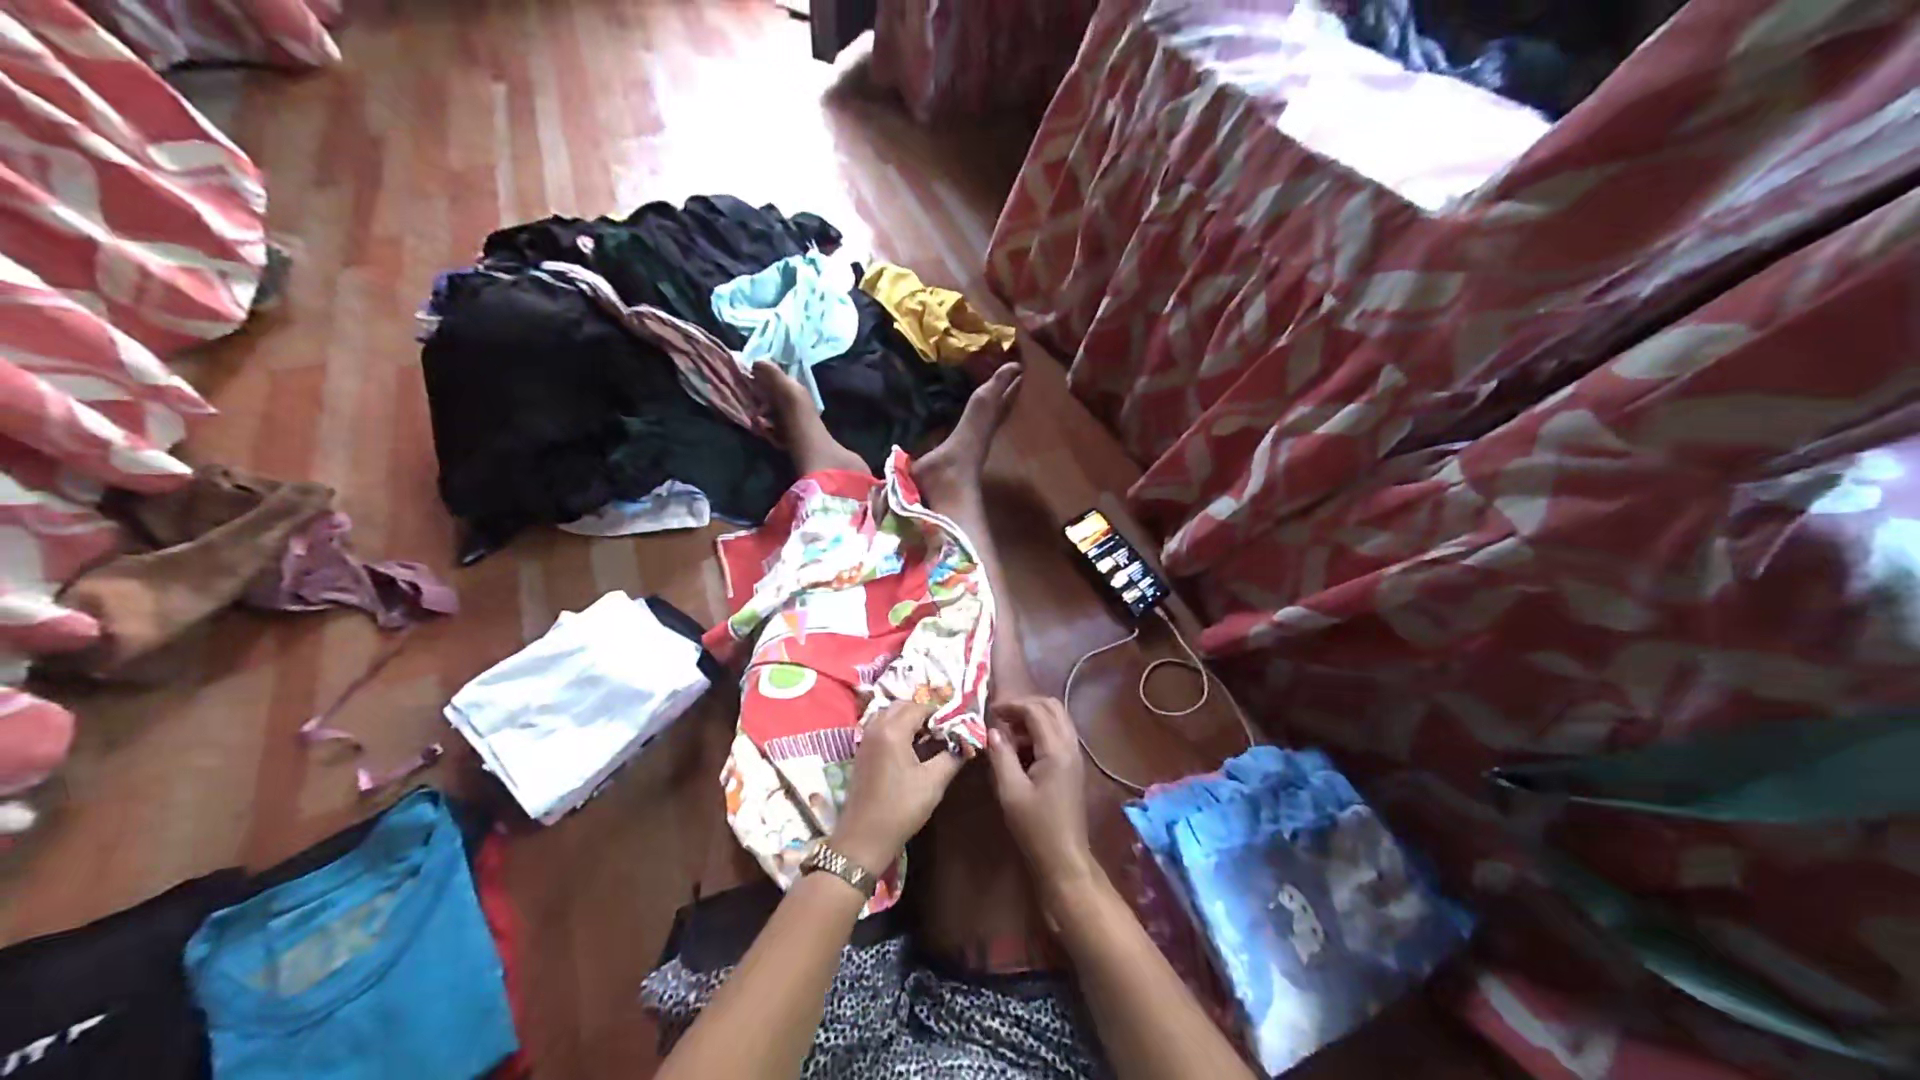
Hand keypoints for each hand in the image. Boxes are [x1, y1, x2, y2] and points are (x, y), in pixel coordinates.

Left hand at [829, 701, 965, 874]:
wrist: (863, 839)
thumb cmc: (900, 808)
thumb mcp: (933, 782)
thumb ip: (952, 757)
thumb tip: (966, 743)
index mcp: (892, 731)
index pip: (920, 707)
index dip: (940, 713)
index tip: (956, 726)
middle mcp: (875, 728)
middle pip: (902, 706)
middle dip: (923, 714)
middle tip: (942, 731)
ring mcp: (865, 740)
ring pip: (888, 715)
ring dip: (908, 720)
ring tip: (927, 739)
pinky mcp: (861, 752)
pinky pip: (880, 728)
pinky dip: (896, 729)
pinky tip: (909, 750)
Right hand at [984, 696, 1098, 897]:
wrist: (1064, 857)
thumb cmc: (1035, 826)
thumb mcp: (1010, 791)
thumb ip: (1001, 756)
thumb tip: (993, 731)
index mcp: (1056, 750)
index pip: (1036, 710)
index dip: (1013, 705)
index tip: (991, 711)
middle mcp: (1070, 746)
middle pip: (1052, 707)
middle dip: (1025, 706)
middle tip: (1001, 718)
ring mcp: (1075, 755)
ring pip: (1058, 718)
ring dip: (1034, 717)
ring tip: (1009, 732)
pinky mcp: (1073, 765)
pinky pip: (1059, 733)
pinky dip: (1041, 730)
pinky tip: (1022, 748)